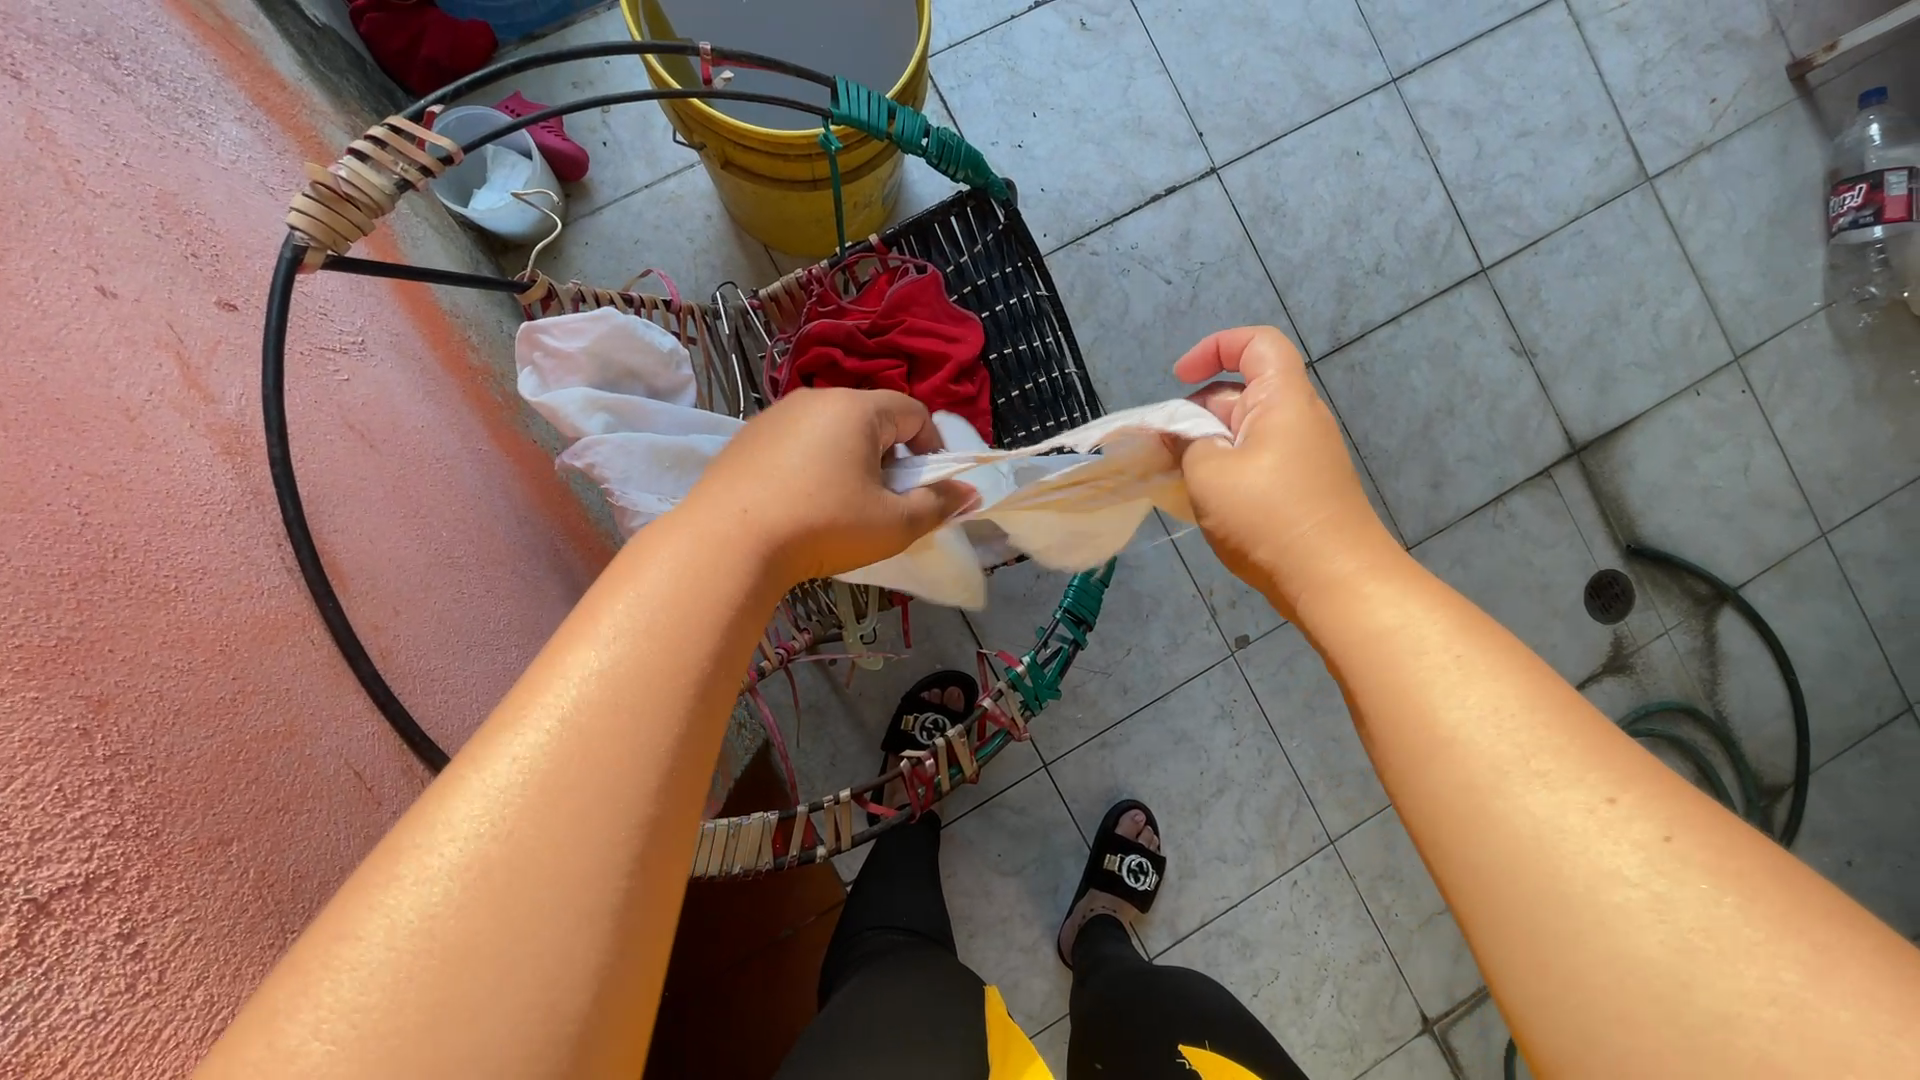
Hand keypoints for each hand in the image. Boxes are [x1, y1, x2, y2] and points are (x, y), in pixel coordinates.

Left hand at [678, 388, 975, 586]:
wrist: (727, 544)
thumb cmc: (823, 527)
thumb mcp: (893, 525)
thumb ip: (937, 506)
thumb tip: (967, 493)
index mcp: (858, 409)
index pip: (913, 412)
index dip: (931, 449)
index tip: (926, 487)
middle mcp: (816, 398)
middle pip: (872, 418)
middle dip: (890, 456)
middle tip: (885, 502)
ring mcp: (776, 415)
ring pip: (832, 430)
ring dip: (851, 460)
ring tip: (842, 506)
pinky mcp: (747, 438)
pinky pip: (797, 443)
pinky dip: (812, 465)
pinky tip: (801, 504)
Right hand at [1170, 327, 1396, 612]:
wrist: (1335, 580)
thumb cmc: (1269, 517)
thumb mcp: (1209, 474)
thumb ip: (1185, 444)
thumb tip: (1179, 437)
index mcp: (1283, 399)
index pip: (1256, 343)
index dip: (1214, 347)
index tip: (1178, 379)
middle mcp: (1297, 418)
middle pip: (1241, 391)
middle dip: (1195, 411)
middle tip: (1161, 447)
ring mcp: (1302, 455)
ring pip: (1243, 432)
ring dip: (1205, 446)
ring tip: (1177, 478)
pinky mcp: (1300, 487)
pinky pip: (1254, 461)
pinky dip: (1223, 470)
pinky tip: (1203, 502)